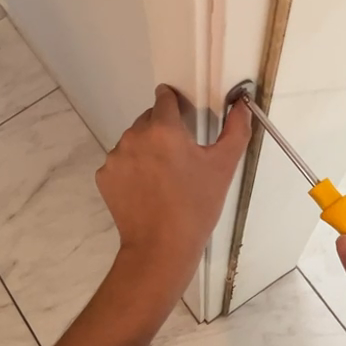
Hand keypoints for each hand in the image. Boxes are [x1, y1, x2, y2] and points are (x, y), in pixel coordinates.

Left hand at [95, 86, 251, 303]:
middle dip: (163, 131)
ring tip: (164, 178)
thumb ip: (235, 130)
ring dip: (146, 151)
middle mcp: (134, 137)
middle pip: (148, 120)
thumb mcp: (223, 167)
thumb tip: (241, 104)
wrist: (161, 247)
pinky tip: (146, 190)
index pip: (164, 97)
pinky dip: (131, 171)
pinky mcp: (104, 176)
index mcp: (163, 129)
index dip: (176, 104)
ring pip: (134, 142)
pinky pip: (120, 164)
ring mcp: (115, 157)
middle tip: (180, 158)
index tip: (184, 118)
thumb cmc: (196, 207)